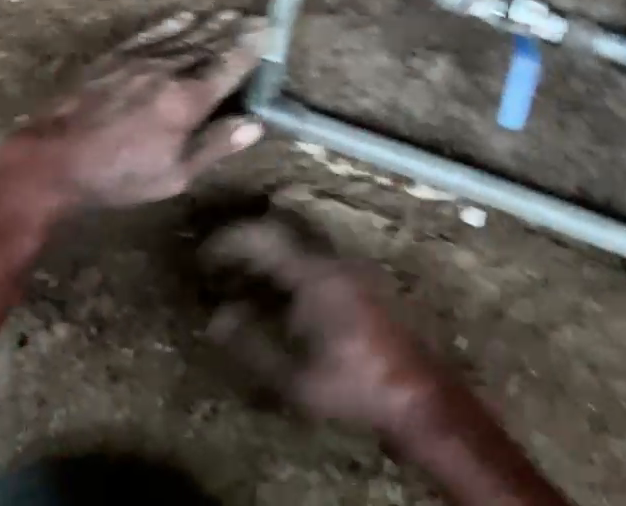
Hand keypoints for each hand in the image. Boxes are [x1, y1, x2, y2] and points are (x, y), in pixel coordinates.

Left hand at [0, 10, 265, 207]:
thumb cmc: (118, 175)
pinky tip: (183, 16)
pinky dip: (170, 23)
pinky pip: (150, 33)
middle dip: (233, 30)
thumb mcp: (174, 175)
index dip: (250, 47)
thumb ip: (215, 146)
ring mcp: (138, 60)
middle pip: (207, 44)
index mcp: (186, 101)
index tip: (268, 30)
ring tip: (227, 13)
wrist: (54, 156)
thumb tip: (254, 124)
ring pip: (181, 35)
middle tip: (255, 16)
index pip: (228, 66)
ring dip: (207, 23)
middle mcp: (166, 71)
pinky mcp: (114, 57)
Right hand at [203, 218, 453, 440]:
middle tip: (221, 260)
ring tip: (245, 275)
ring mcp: (352, 267)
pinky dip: (290, 262)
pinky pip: (316, 255)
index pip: (262, 237)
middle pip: (281, 228)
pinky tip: (281, 293)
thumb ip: (251, 343)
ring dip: (269, 251)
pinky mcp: (363, 280)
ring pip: (300, 240)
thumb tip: (217, 316)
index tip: (205, 255)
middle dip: (246, 240)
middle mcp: (334, 260)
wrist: (419, 397)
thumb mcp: (294, 377)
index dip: (227, 241)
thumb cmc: (355, 387)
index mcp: (315, 275)